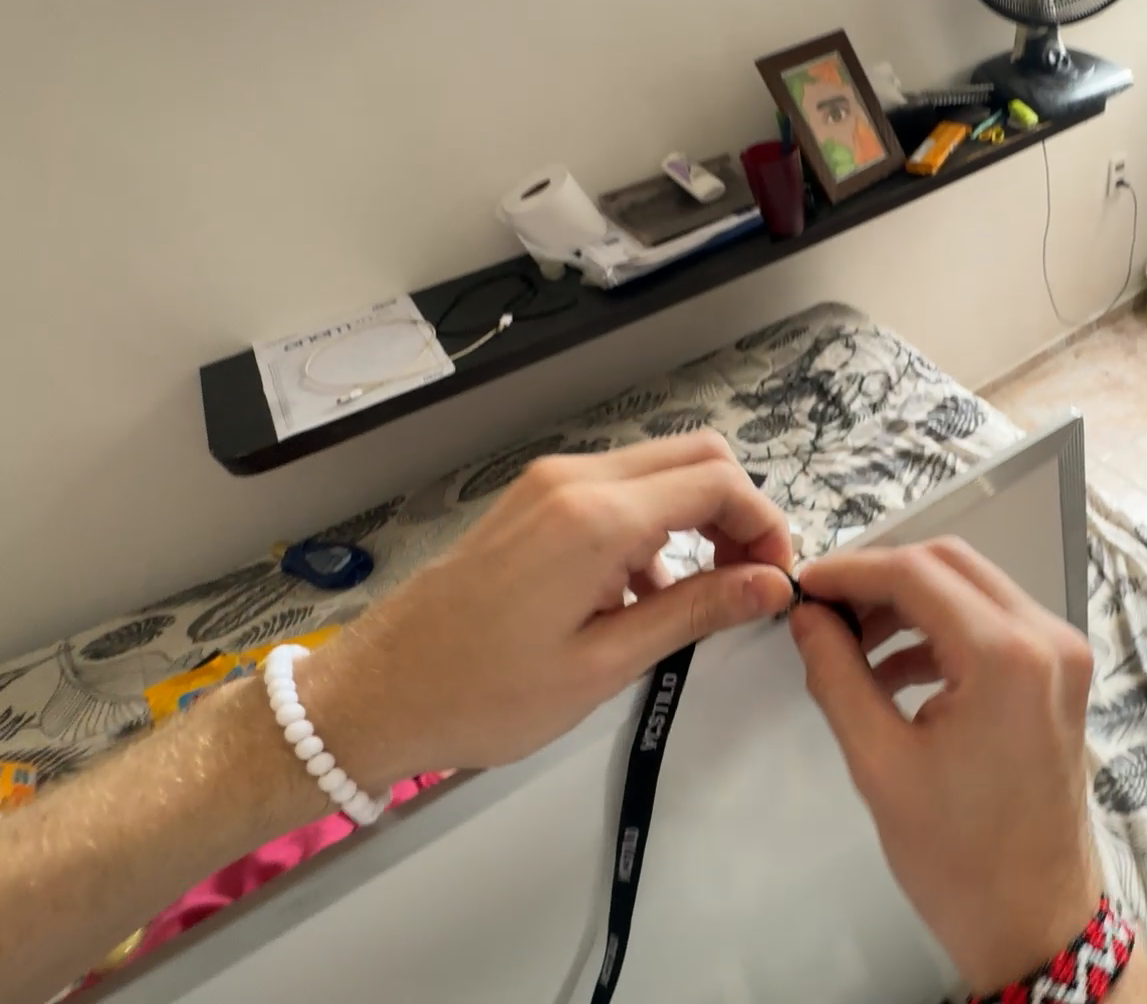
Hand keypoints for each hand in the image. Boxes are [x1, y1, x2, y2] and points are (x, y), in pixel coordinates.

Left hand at [302, 431, 794, 789]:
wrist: (365, 697)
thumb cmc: (483, 694)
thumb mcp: (606, 663)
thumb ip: (698, 610)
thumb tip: (773, 584)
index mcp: (597, 517)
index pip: (720, 483)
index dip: (765, 525)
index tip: (774, 580)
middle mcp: (578, 478)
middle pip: (700, 456)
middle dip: (741, 510)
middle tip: (749, 576)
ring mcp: (554, 482)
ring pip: (666, 467)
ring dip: (703, 516)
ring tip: (707, 589)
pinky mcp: (540, 497)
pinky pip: (627, 488)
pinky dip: (662, 523)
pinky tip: (650, 587)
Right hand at [789, 538, 1100, 992]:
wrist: (1034, 919)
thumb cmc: (959, 858)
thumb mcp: (879, 762)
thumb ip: (837, 673)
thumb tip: (809, 617)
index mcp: (1008, 656)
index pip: (917, 573)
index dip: (852, 571)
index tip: (805, 585)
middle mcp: (1047, 636)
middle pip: (950, 564)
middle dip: (881, 578)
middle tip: (827, 608)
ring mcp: (1061, 651)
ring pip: (971, 587)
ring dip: (910, 604)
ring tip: (853, 643)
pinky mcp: (1059, 670)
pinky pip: (991, 622)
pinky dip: (940, 631)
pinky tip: (895, 669)